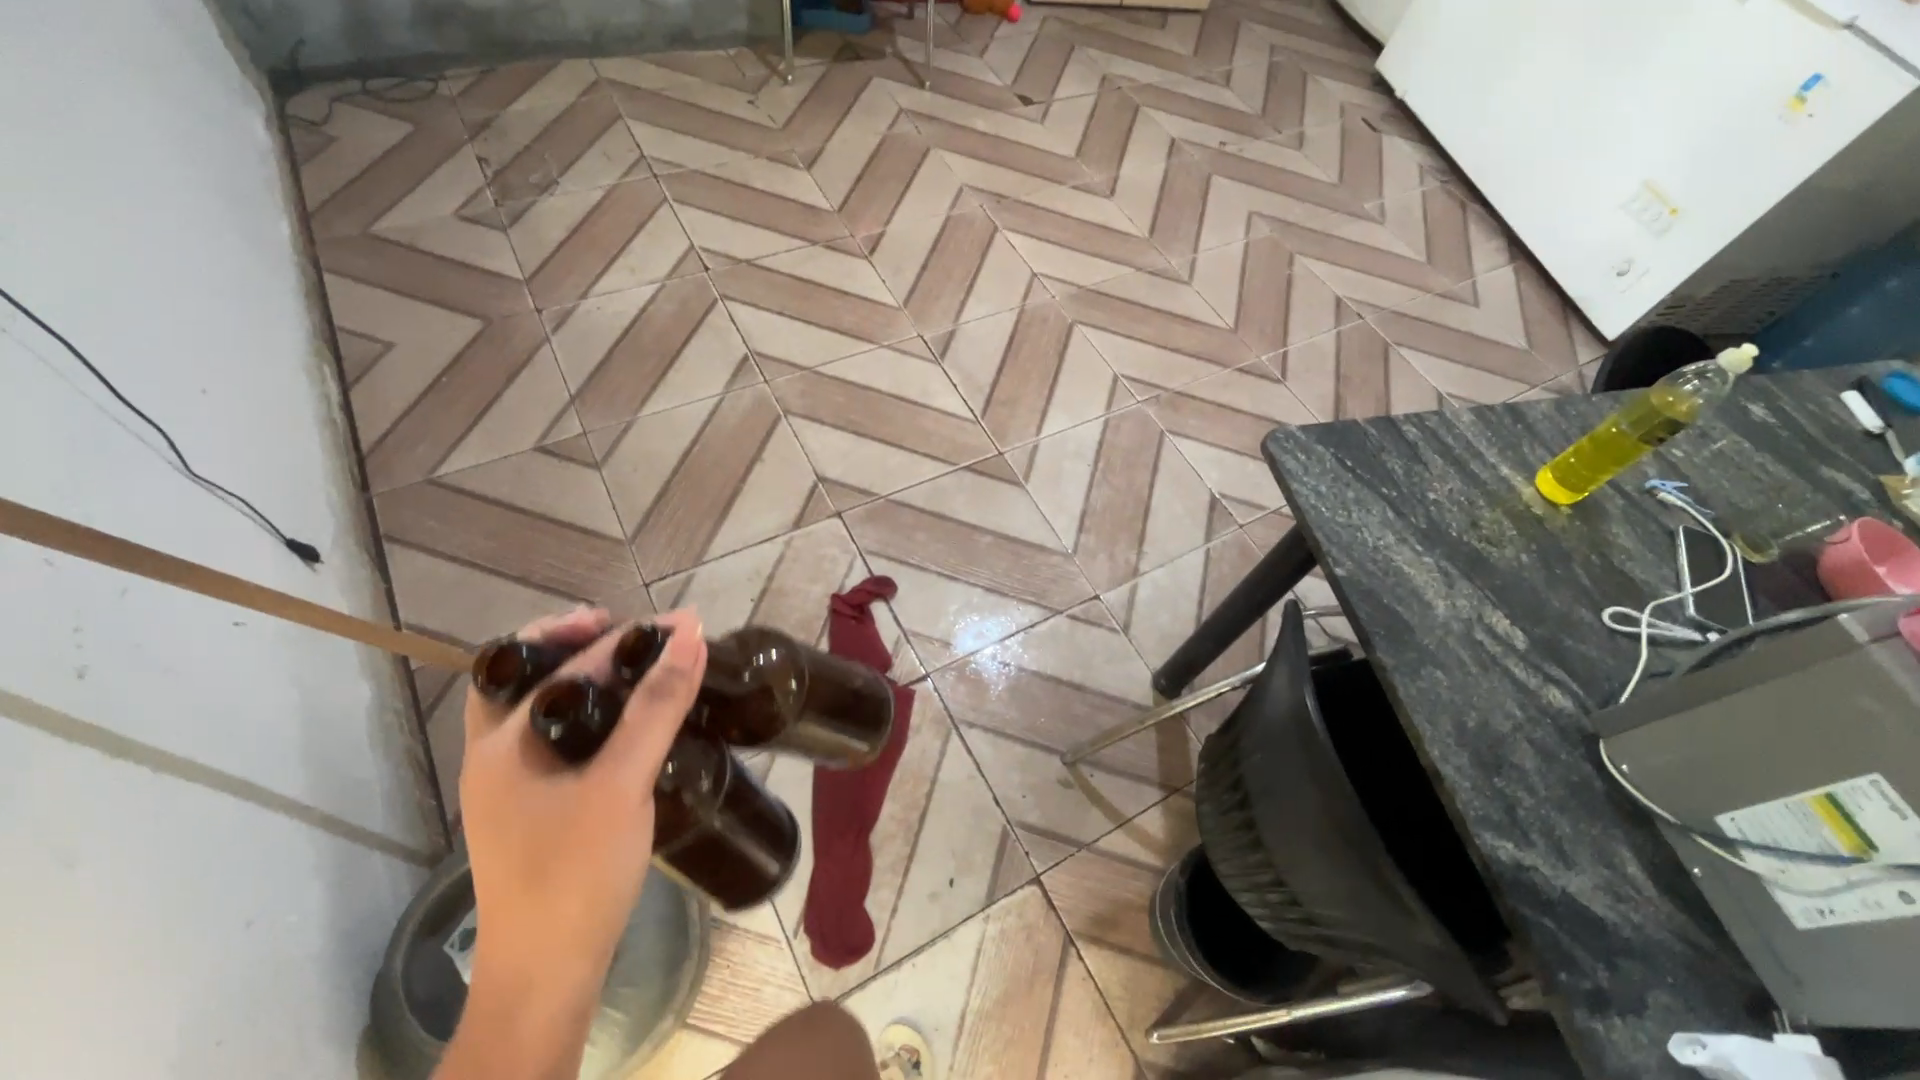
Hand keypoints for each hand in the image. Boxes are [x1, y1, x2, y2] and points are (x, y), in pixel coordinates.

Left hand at [438, 607, 706, 1079]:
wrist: (545, 974)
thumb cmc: (575, 873)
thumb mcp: (620, 783)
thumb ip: (655, 708)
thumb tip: (690, 637)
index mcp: (500, 741)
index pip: (565, 664)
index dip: (625, 638)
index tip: (678, 624)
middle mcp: (493, 756)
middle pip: (525, 675)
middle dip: (578, 643)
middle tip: (635, 635)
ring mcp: (510, 787)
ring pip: (539, 710)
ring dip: (582, 680)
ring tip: (635, 668)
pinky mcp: (533, 811)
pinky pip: (555, 741)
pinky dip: (586, 716)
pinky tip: (626, 726)